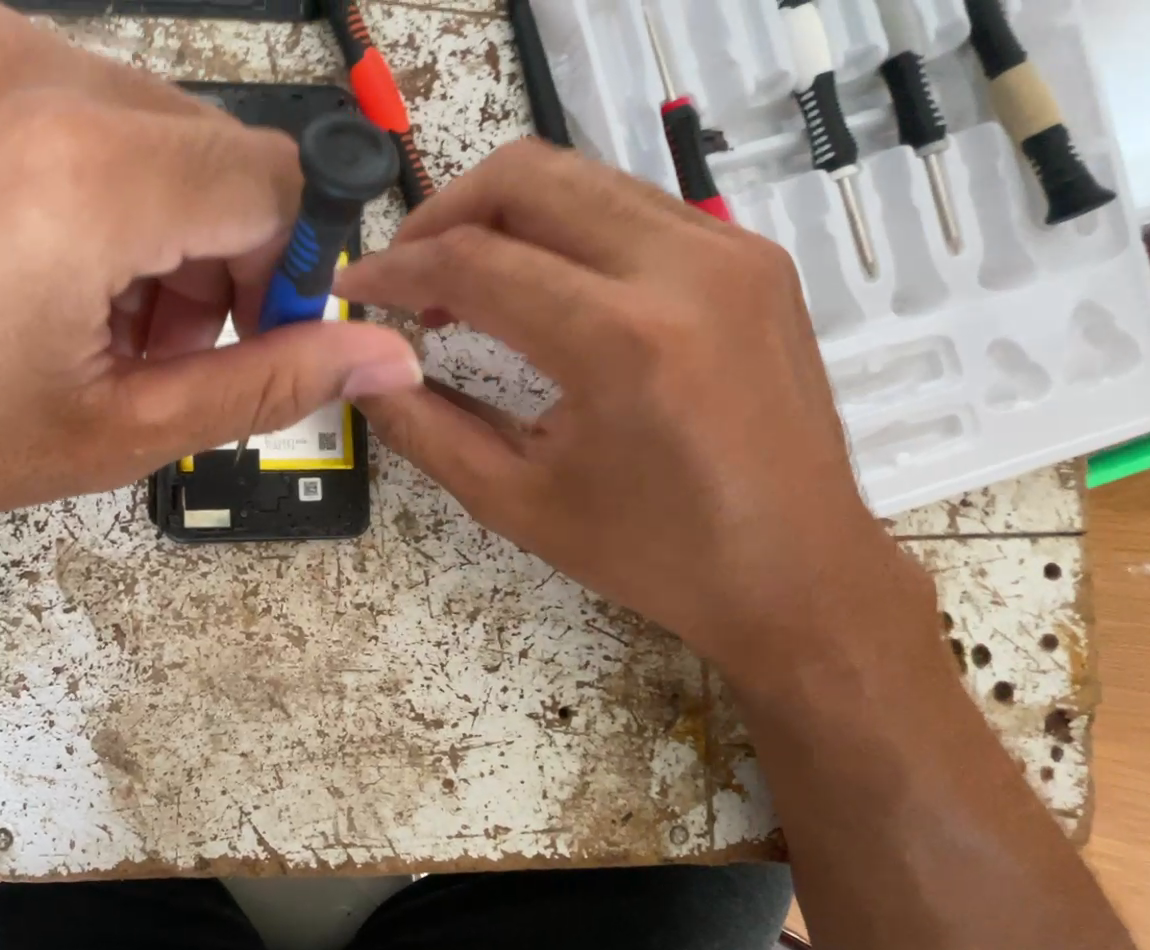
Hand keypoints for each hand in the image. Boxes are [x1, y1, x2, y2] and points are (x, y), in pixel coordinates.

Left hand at [0, 0, 419, 612]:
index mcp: (88, 170)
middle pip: (200, 139)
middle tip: (139, 339)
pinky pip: (37, 88)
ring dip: (135, 205)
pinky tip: (4, 253)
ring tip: (68, 306)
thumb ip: (264, 384)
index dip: (271, 270)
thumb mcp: (113, 434)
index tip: (224, 338)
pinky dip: (60, 164)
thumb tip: (388, 357)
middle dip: (201, 243)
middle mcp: (22, 66)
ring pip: (125, 109)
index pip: (269, 180)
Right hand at [337, 140, 929, 676]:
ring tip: (459, 285)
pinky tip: (535, 288)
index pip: (475, 262)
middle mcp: (684, 268)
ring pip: (580, 177)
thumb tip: (361, 373)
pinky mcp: (749, 256)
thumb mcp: (514, 501)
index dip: (395, 269)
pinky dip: (560, 228)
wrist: (798, 571)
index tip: (351, 286)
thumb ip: (424, 429)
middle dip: (441, 214)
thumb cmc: (651, 552)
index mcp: (622, 342)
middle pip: (528, 177)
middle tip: (402, 272)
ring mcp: (729, 250)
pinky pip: (628, 204)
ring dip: (500, 216)